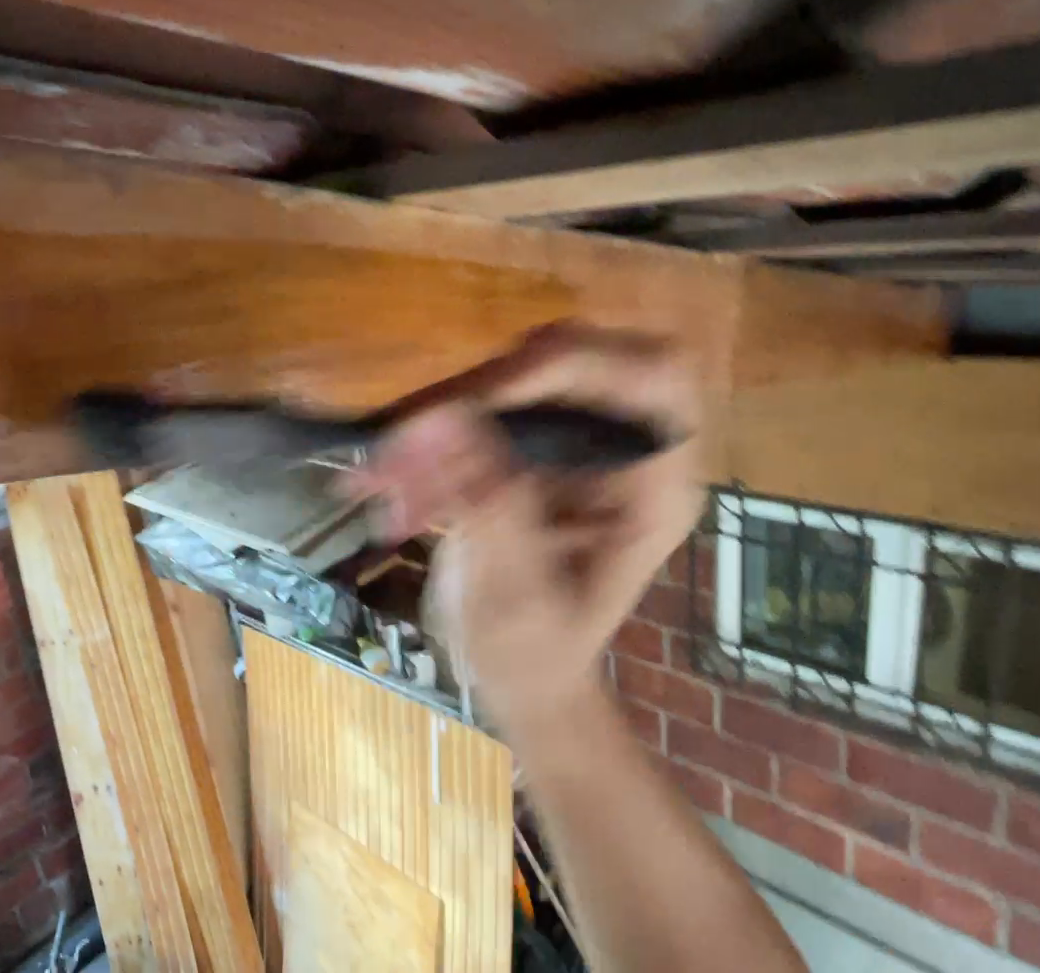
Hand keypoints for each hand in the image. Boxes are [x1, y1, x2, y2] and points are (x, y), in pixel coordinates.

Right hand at [350, 324, 704, 728]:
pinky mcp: (526, 449)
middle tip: (420, 428)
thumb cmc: (536, 661)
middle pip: (577, 359)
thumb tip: (447, 417)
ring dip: (444, 414)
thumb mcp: (516, 597)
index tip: (489, 394)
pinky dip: (427, 436)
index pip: (652, 377)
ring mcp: (573, 445)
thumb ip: (489, 505)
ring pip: (514, 379)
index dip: (578, 363)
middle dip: (491, 386)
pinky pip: (477, 411)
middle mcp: (622, 451)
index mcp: (656, 485)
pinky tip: (384, 474)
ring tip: (385, 469)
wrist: (519, 679)